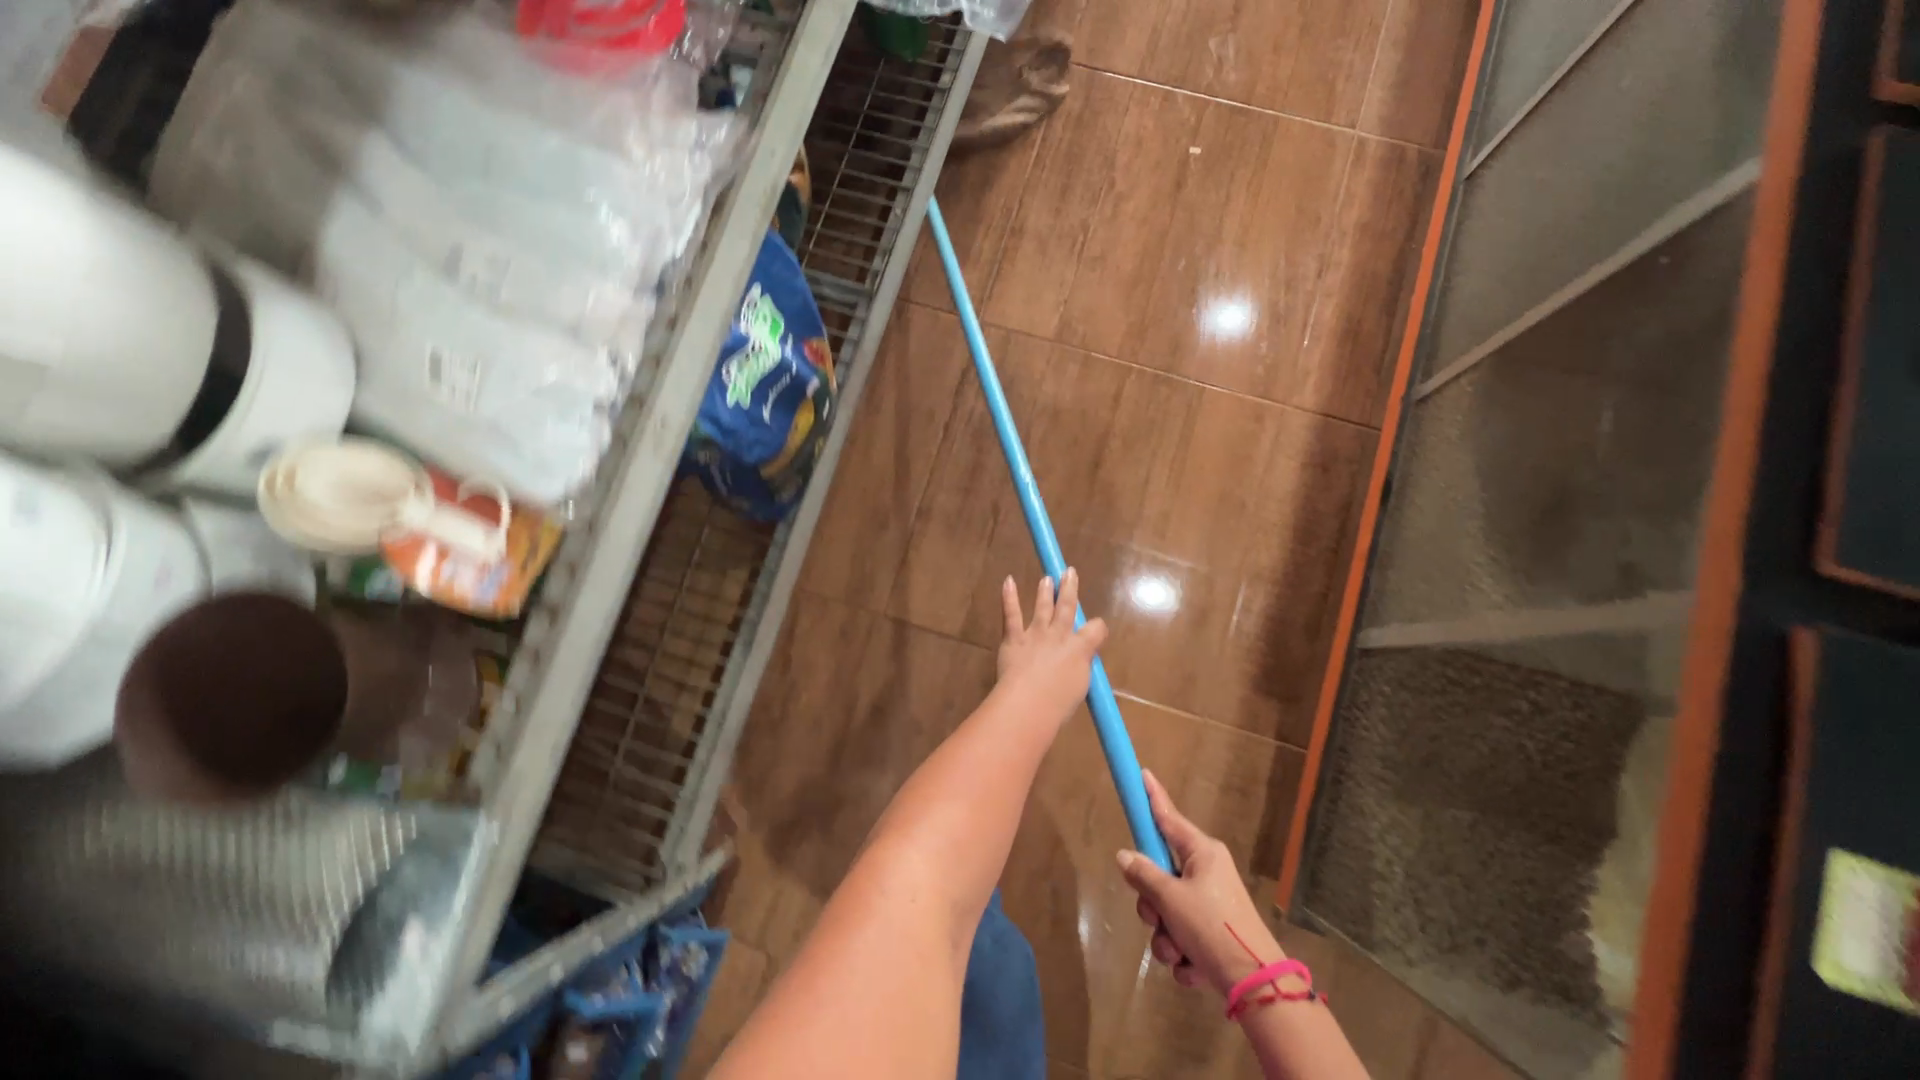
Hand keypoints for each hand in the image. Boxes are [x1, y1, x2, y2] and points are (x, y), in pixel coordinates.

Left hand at [995, 569, 1107, 724]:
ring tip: (1046, 578)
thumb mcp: (1081, 686)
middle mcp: (1059, 635)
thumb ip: (1081, 668)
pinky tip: (1008, 581)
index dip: (1097, 628)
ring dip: (1044, 591)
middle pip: (1067, 607)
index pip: (1096, 629)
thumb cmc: (1059, 702)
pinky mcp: (1013, 638)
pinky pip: (1011, 614)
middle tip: (1069, 572)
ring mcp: (1035, 634)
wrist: (1029, 702)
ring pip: (1042, 607)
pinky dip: (1008, 597)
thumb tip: (1079, 660)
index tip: (1096, 630)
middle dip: (1069, 589)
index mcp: (1080, 648)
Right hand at [1117, 769, 1283, 996]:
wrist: (1254, 981)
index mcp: (1202, 854)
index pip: (1169, 818)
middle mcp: (1206, 873)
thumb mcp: (1171, 899)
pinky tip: (1193, 967)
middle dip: (1152, 905)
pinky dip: (1182, 956)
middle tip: (1156, 917)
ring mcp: (1210, 905)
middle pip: (1160, 875)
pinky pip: (1181, 939)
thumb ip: (1144, 876)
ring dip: (1165, 937)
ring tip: (1178, 952)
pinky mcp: (1212, 935)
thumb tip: (1125, 855)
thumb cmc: (1212, 927)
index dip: (1153, 797)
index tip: (1143, 773)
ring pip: (1167, 912)